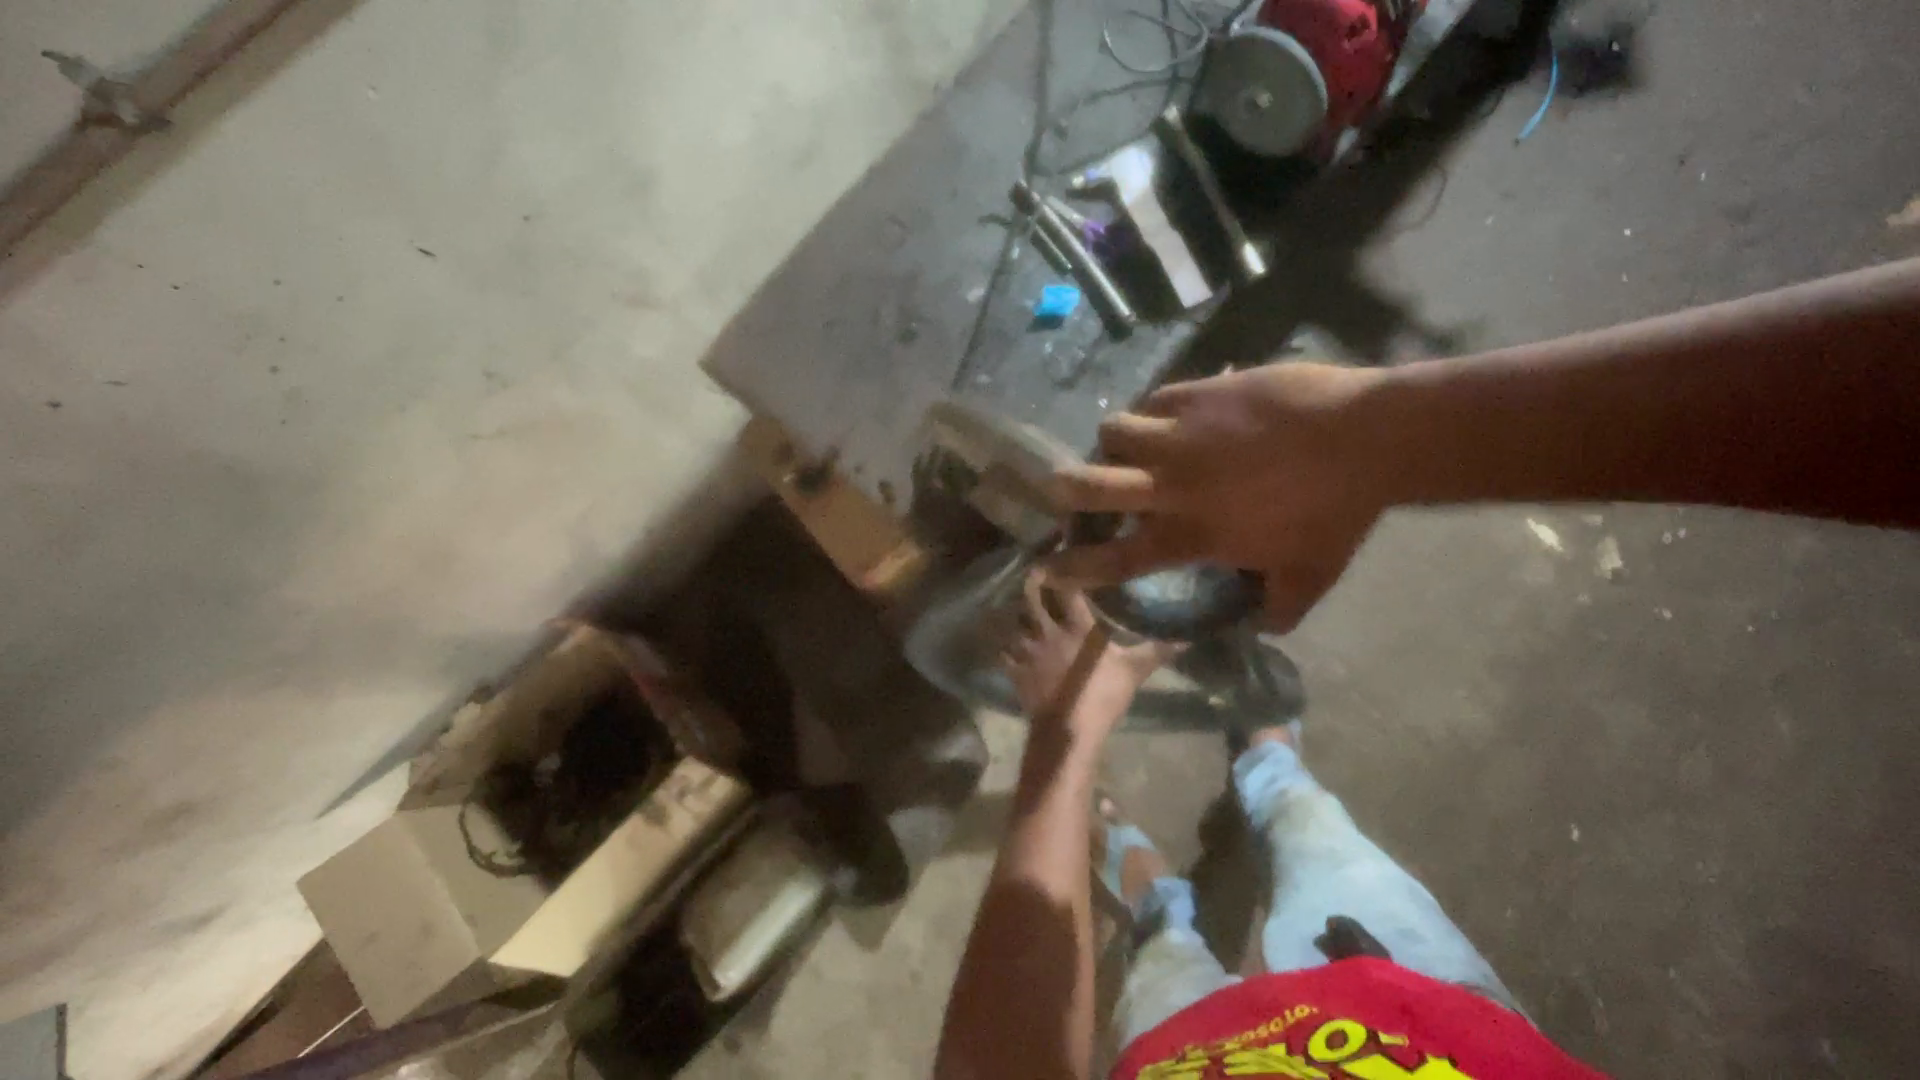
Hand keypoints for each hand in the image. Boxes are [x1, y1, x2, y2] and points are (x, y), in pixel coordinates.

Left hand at [1002, 572, 1175, 735]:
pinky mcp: (1015, 669)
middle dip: (1032, 583)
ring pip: (1014, 620)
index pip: (1068, 588)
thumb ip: (1158, 649)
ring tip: (1020, 607)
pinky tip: (1009, 643)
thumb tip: (1189, 635)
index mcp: (1079, 626)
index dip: (1064, 570)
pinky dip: (1005, 645)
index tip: (1063, 557)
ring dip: (1017, 613)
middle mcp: (1049, 630)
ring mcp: (1028, 649)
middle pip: (1031, 596)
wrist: (1069, 730)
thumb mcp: (1135, 671)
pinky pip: (1004, 650)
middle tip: (1034, 574)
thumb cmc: (1103, 696)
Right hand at [1047, 362, 1391, 631]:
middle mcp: (1171, 485)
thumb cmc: (1338, 513)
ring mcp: (1180, 434)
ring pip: (1113, 432)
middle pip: (1090, 484)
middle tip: (1066, 489)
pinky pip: (1153, 400)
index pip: (1117, 558)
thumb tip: (1264, 624)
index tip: (1049, 568)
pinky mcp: (1199, 393)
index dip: (1076, 566)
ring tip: (1132, 447)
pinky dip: (1154, 412)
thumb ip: (1280, 608)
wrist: (1366, 437)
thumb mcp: (1311, 576)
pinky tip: (1174, 417)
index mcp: (1190, 534)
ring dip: (1114, 444)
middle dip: (1066, 490)